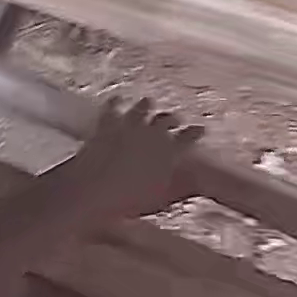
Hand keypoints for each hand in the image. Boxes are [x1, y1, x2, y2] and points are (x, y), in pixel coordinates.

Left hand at [67, 98, 203, 216]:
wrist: (96, 189)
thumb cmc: (131, 199)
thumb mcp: (163, 198)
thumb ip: (182, 188)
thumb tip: (197, 184)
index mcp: (170, 151)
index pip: (188, 137)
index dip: (195, 132)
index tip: (200, 129)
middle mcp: (151, 133)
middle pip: (166, 119)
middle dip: (172, 118)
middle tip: (176, 118)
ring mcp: (128, 126)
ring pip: (141, 109)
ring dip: (146, 106)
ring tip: (149, 102)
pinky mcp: (106, 124)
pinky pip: (112, 108)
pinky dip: (115, 102)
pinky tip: (116, 97)